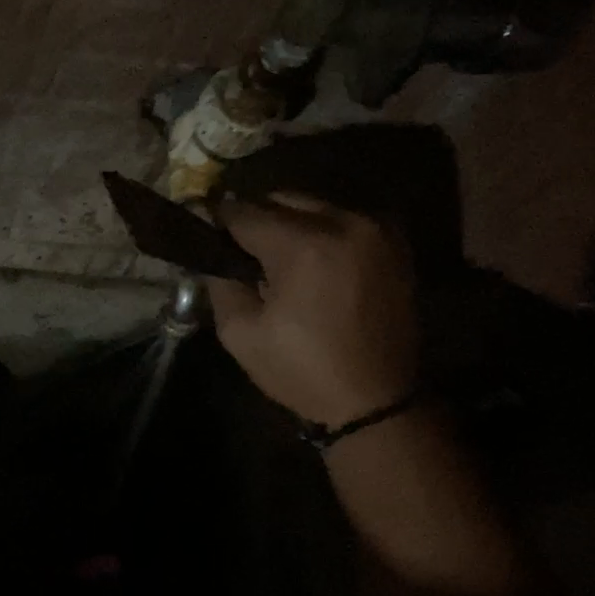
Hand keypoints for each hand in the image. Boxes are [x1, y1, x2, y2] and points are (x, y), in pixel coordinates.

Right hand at [206, 192, 420, 426]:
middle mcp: (344, 222)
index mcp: (303, 246)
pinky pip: (345, 221)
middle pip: (284, 199)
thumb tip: (210, 256)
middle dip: (256, 218)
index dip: (217, 217)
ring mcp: (376, 229)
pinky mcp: (394, 243)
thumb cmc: (300, 370)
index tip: (200, 224)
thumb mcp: (241, 334)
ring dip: (290, 224)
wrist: (373, 396)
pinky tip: (309, 265)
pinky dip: (321, 234)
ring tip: (273, 259)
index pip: (246, 212)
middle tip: (236, 248)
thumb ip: (221, 285)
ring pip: (316, 207)